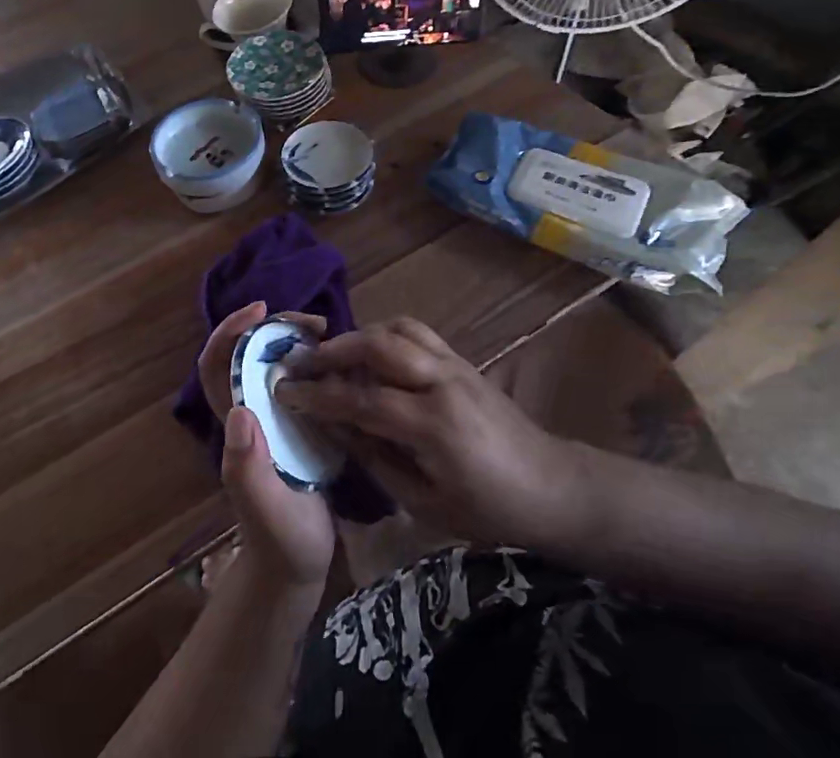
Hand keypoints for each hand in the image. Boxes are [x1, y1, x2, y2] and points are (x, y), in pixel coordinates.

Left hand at [197, 303, 335, 588]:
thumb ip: (247, 465)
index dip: (229, 334)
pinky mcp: (303, 429)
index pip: (217, 367)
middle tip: (312, 322)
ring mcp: (277, 420)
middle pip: (248, 356)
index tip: (260, 310)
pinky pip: (306, 384)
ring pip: (277, 366)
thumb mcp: (261, 506)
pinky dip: (320, 365)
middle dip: (272, 329)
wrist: (298, 566)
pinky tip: (346, 363)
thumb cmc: (278, 538)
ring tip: (330, 334)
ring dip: (296, 342)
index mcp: (236, 425)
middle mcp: (252, 414)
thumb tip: (240, 412)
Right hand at [275, 318, 585, 548]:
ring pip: (397, 329)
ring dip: (358, 336)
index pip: (361, 399)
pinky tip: (370, 354)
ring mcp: (456, 365)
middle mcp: (443, 383)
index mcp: (434, 425)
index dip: (317, 394)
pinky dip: (384, 335)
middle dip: (332, 351)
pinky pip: (417, 334)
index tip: (284, 391)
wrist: (555, 488)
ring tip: (331, 354)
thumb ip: (374, 458)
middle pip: (377, 345)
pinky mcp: (463, 361)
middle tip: (301, 362)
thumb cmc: (489, 510)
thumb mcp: (425, 502)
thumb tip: (332, 425)